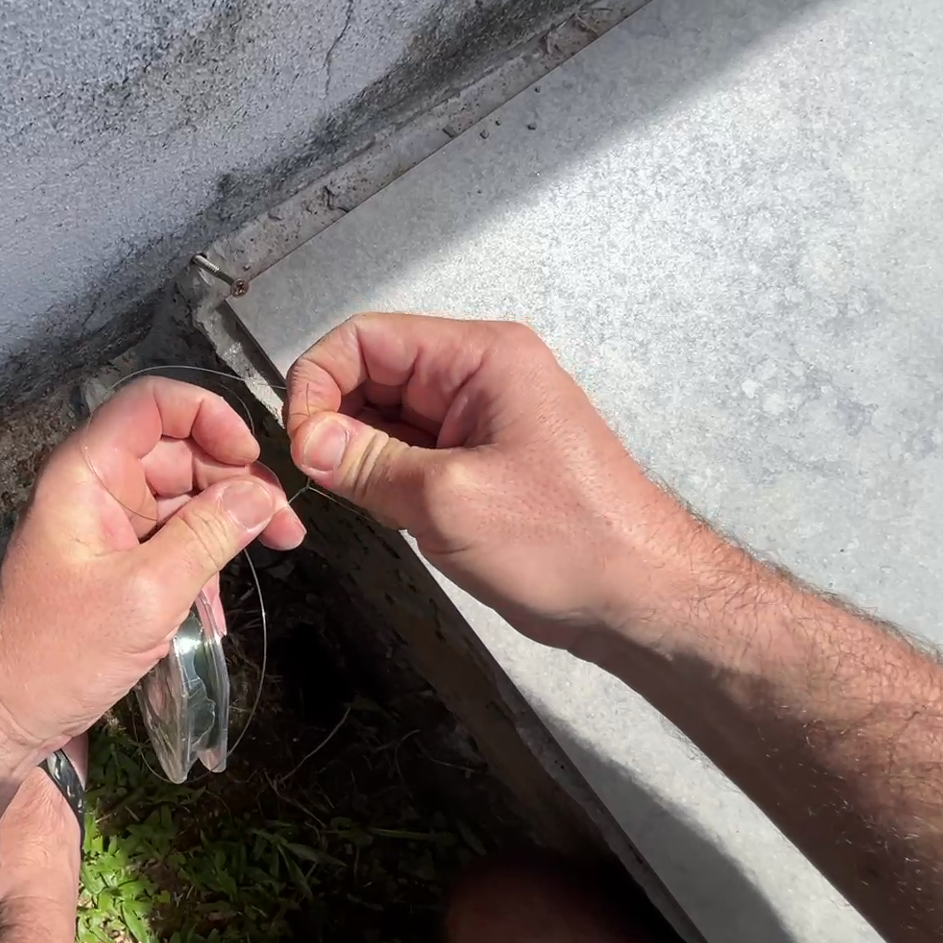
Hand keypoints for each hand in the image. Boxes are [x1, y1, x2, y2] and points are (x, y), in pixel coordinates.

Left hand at [0, 377, 305, 751]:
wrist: (13, 712)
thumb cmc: (61, 652)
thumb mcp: (145, 594)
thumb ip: (206, 537)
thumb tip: (261, 495)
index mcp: (87, 471)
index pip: (150, 404)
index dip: (207, 415)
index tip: (251, 458)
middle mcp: (99, 483)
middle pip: (179, 449)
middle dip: (234, 479)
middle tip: (284, 524)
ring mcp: (111, 519)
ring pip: (184, 491)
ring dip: (230, 517)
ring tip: (278, 545)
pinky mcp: (122, 554)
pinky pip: (176, 532)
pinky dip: (207, 552)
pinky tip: (227, 593)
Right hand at [283, 313, 700, 651]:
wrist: (642, 604)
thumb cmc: (563, 541)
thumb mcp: (448, 500)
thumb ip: (365, 462)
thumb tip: (301, 441)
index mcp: (477, 357)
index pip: (364, 338)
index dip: (318, 379)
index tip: (300, 440)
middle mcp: (468, 376)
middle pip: (366, 373)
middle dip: (330, 418)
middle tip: (314, 474)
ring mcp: (465, 419)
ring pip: (376, 414)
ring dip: (348, 449)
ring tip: (344, 492)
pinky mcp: (462, 459)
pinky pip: (395, 449)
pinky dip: (371, 471)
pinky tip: (370, 502)